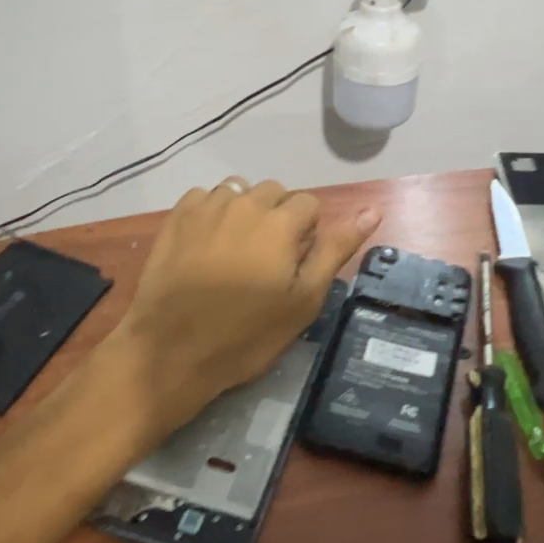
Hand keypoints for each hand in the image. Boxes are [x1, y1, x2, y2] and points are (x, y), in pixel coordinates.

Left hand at [99, 177, 381, 440]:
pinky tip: (206, 247)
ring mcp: (206, 207)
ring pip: (238, 191)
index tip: (293, 265)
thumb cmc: (246, 334)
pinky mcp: (175, 218)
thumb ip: (336, 250)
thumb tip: (373, 210)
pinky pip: (203, 198)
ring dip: (245, 212)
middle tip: (267, 262)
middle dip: (277, 218)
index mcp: (281, 222)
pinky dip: (212, 214)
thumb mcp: (303, 300)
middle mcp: (244, 202)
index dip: (307, 233)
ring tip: (236, 253)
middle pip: (274, 192)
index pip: (309, 204)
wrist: (171, 351)